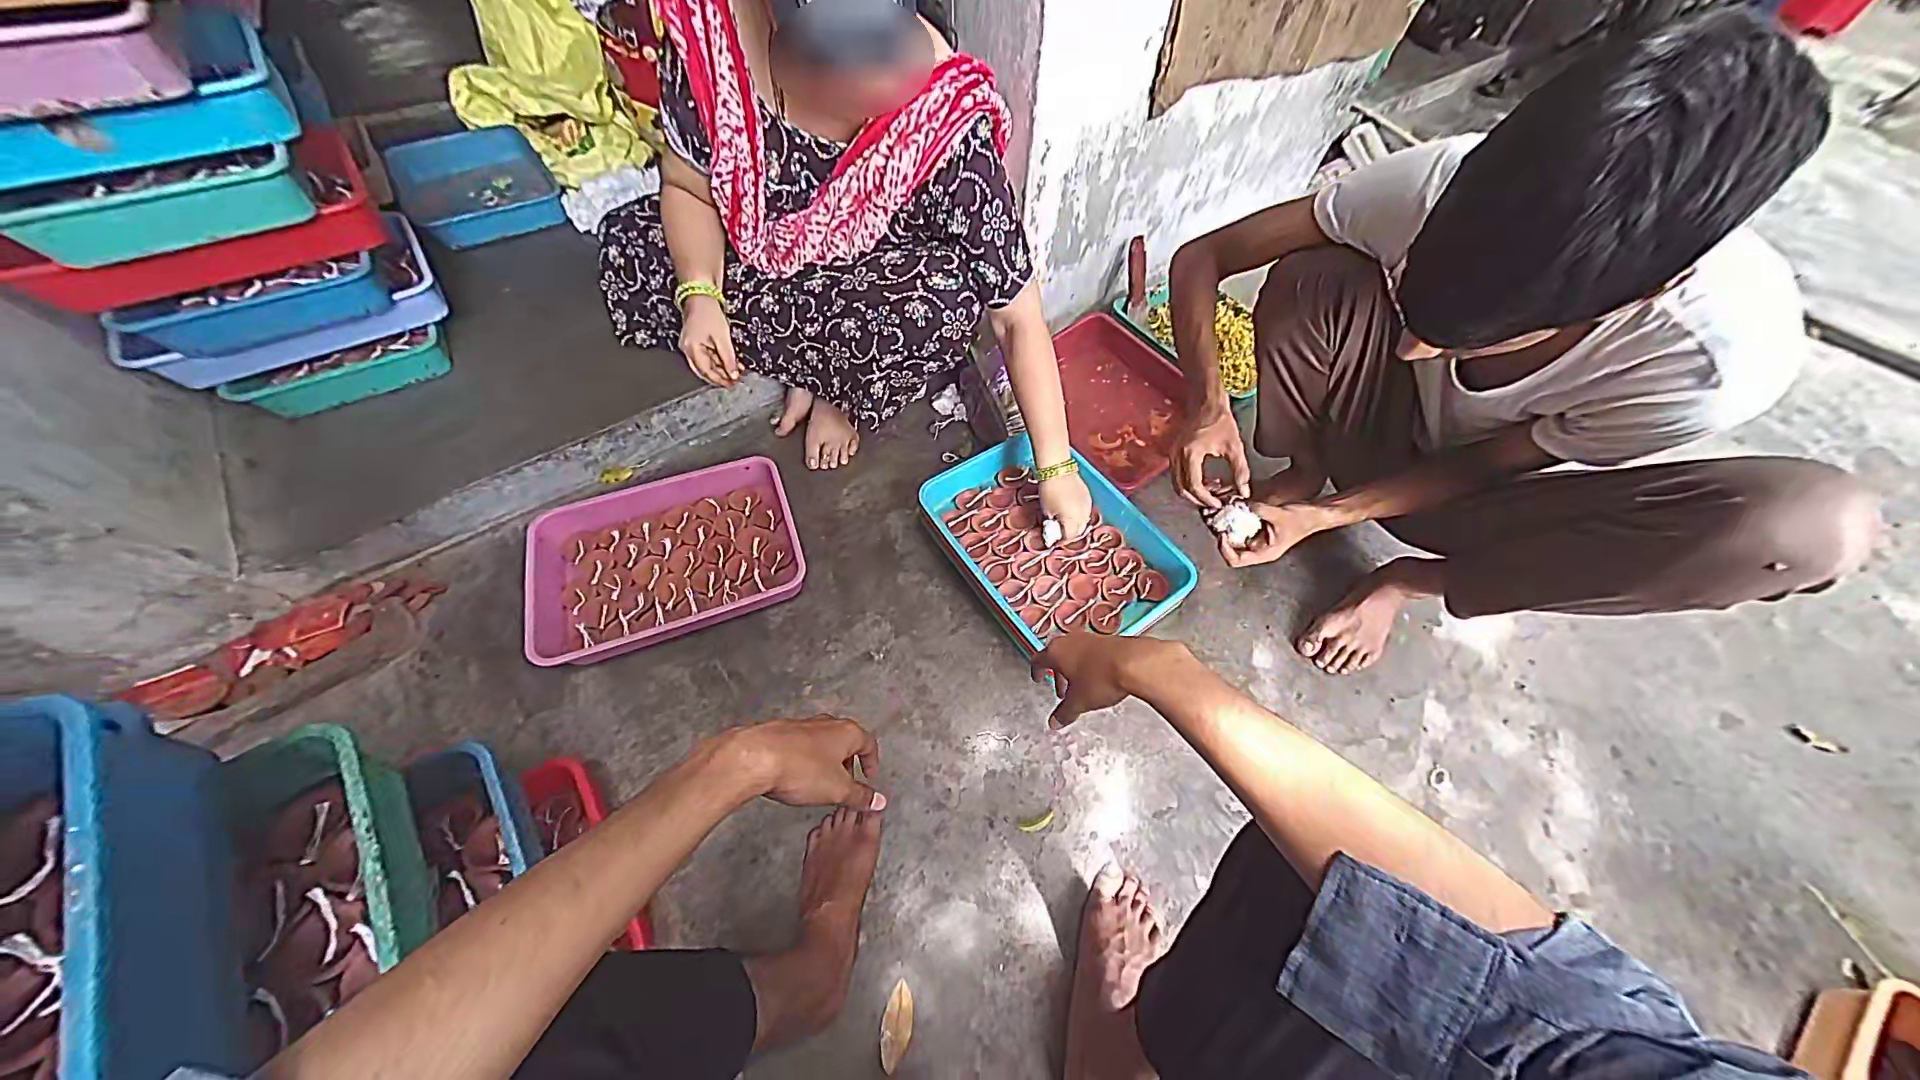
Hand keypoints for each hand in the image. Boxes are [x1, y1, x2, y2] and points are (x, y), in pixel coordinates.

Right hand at [679, 294, 741, 387]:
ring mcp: (690, 346)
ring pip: (707, 364)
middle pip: (705, 371)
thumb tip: (733, 374)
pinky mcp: (695, 343)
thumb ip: (728, 359)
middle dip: (721, 376)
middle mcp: (688, 350)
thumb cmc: (709, 313)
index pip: (707, 372)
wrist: (701, 296)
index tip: (733, 384)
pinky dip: (718, 360)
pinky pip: (706, 356)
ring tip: (736, 371)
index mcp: (692, 349)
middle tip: (735, 380)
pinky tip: (729, 362)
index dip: (720, 380)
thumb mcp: (723, 338)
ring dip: (721, 368)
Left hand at [722, 715, 884, 810]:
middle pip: (845, 741)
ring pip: (821, 743)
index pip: (869, 744)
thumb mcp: (837, 790)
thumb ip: (860, 796)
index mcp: (846, 732)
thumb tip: (878, 801)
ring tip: (820, 784)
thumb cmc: (800, 769)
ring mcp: (801, 726)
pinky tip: (796, 777)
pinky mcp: (780, 733)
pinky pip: (800, 746)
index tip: (870, 777)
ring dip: (825, 762)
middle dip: (848, 763)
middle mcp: (826, 723)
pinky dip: (804, 760)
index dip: (872, 762)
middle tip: (846, 783)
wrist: (754, 758)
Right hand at [1029, 633, 1182, 729]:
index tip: (1038, 677)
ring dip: (1075, 669)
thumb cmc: (1102, 677)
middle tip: (1062, 691)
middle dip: (1058, 674)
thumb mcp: (1079, 701)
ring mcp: (1090, 638)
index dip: (1037, 671)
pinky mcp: (1108, 640)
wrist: (1135, 663)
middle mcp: (1071, 640)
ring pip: (1076, 653)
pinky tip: (1099, 678)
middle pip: (1057, 656)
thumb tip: (1056, 721)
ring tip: (1082, 687)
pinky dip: (1091, 665)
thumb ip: (1064, 712)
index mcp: (1056, 652)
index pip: (1039, 660)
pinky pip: (1093, 652)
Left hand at [1039, 472, 1093, 540]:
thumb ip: (1052, 526)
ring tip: (1065, 524)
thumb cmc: (1049, 491)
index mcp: (1073, 521)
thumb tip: (1053, 534)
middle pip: (1079, 532)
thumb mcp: (1046, 511)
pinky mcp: (1089, 497)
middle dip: (1069, 535)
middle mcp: (1084, 515)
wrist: (1058, 469)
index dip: (1060, 541)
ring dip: (1075, 526)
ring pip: (1084, 522)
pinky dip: (1079, 516)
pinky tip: (1071, 513)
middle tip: (1059, 534)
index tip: (1053, 541)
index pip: (1069, 538)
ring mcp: (1088, 506)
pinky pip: (1086, 512)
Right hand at [1172, 402, 1249, 509]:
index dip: (1205, 498)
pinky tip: (1205, 480)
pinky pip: (1177, 475)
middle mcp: (1177, 456)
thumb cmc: (1222, 423)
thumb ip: (1240, 471)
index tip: (1217, 503)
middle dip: (1197, 499)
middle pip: (1181, 488)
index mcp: (1191, 454)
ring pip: (1177, 484)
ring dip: (1192, 492)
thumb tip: (1244, 492)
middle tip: (1213, 503)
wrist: (1207, 404)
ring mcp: (1172, 454)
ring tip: (1211, 492)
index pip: (1194, 485)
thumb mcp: (1235, 448)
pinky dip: (1188, 483)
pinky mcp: (1173, 453)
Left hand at [1219, 502, 1333, 568]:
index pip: (1235, 560)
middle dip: (1220, 534)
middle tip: (1213, 520)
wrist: (1317, 512)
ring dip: (1224, 525)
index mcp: (1264, 553)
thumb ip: (1259, 510)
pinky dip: (1232, 518)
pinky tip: (1228, 507)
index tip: (1221, 533)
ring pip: (1233, 536)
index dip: (1224, 549)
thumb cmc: (1303, 518)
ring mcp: (1257, 539)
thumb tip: (1241, 504)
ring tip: (1217, 513)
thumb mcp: (1279, 514)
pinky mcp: (1257, 528)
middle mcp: (1258, 549)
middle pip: (1230, 548)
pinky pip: (1239, 525)